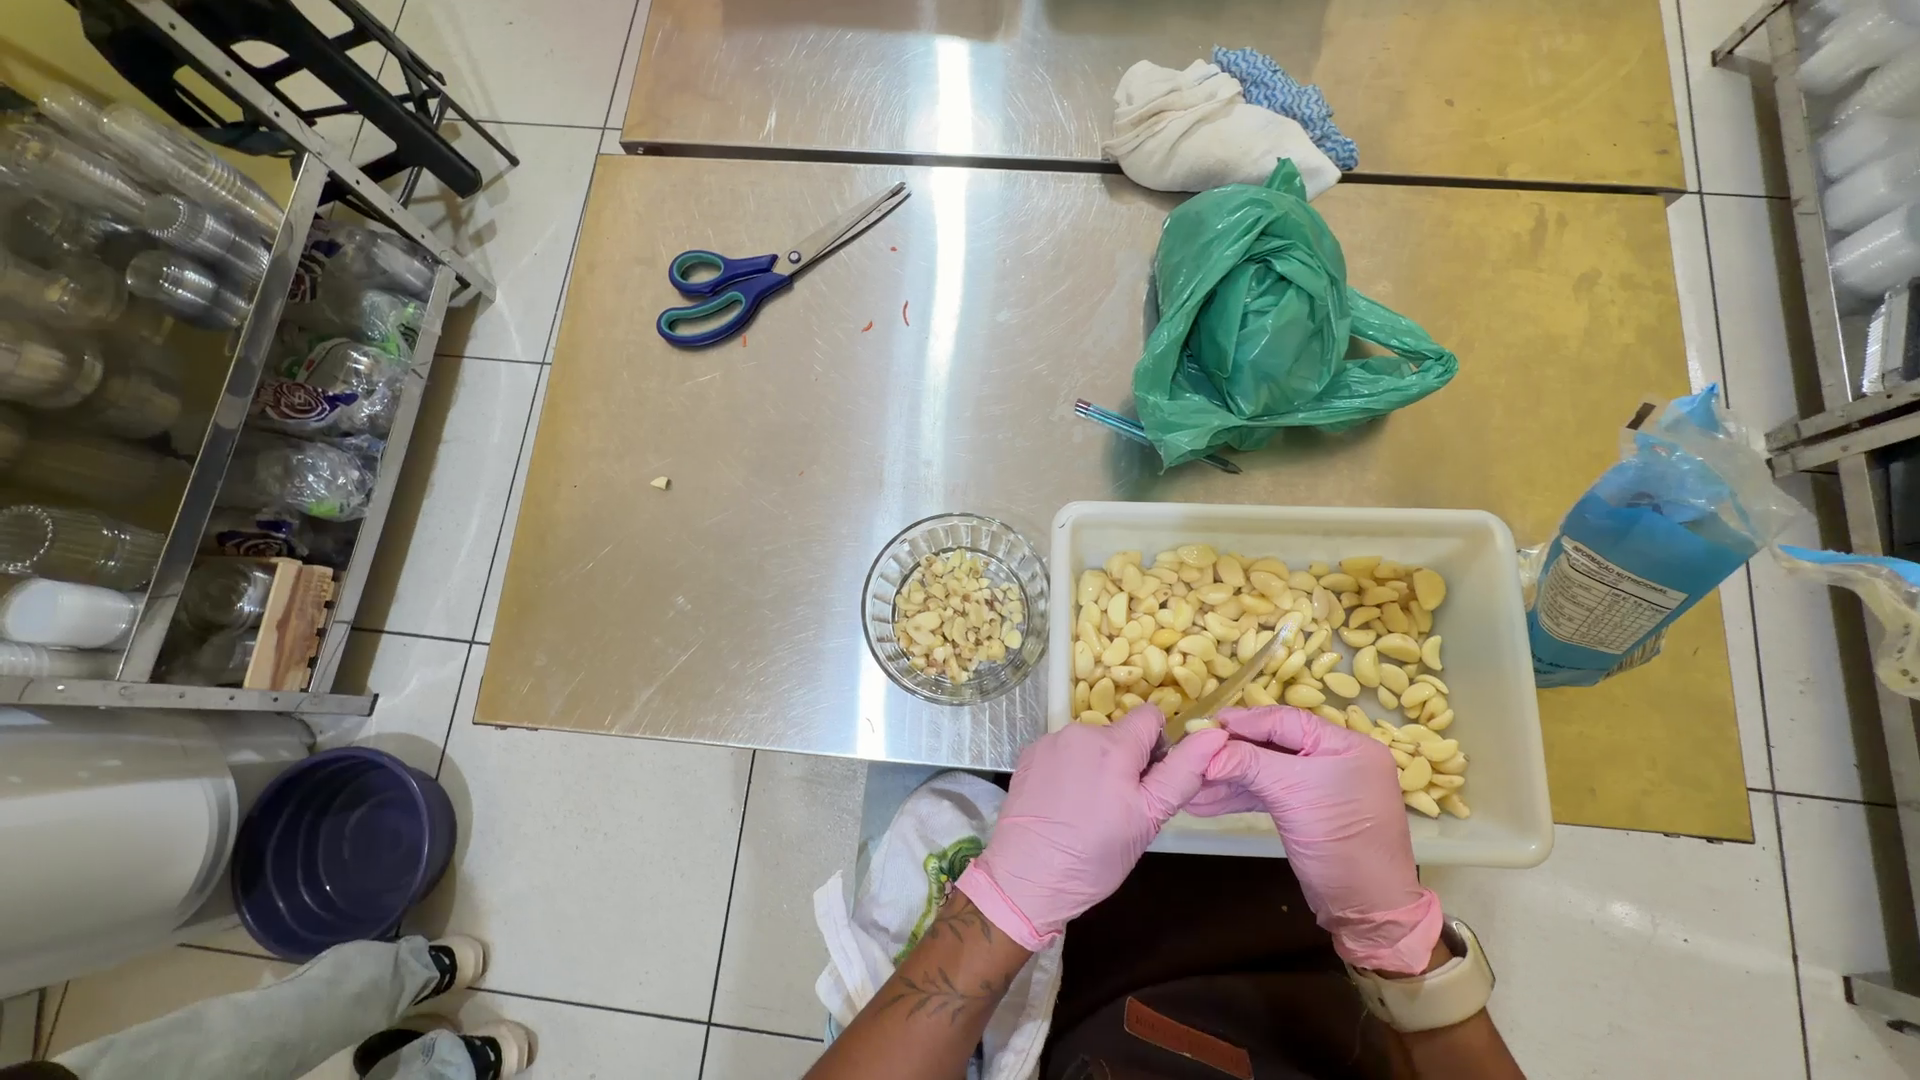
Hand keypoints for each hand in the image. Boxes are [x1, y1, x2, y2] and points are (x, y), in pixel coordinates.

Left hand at [955, 706, 1226, 951]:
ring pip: (1090, 744)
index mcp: (1113, 745)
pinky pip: (1063, 753)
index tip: (1149, 780)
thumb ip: (1183, 773)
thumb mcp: (1149, 819)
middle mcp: (1079, 732)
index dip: (1158, 745)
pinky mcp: (1028, 756)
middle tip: (1119, 807)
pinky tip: (1063, 806)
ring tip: (1088, 810)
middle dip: (1126, 761)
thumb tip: (1215, 734)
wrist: (1025, 879)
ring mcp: (1049, 742)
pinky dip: (1070, 771)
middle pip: (1118, 734)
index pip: (1150, 717)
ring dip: (1097, 765)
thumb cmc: (1094, 856)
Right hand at [1197, 705, 1442, 974]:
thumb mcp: (1290, 795)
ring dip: (1228, 778)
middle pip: (1272, 743)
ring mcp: (1321, 785)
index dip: (1242, 722)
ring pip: (1266, 769)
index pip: (1284, 720)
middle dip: (1230, 753)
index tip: (1204, 728)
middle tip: (1193, 754)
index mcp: (1346, 745)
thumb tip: (1203, 752)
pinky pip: (1269, 791)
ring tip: (1191, 785)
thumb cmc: (1340, 844)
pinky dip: (1239, 795)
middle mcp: (1336, 758)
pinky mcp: (1307, 809)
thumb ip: (1247, 764)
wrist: (1367, 911)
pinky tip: (1205, 803)